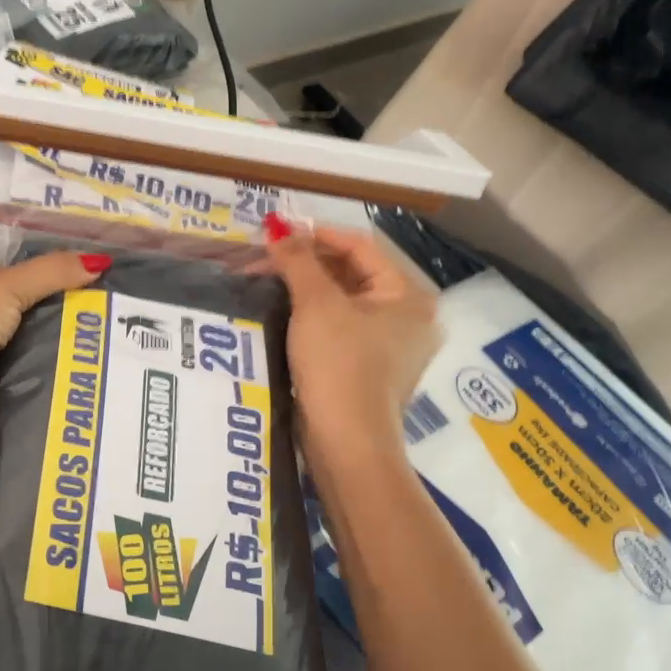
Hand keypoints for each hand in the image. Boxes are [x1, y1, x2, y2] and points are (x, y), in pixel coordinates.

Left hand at [0, 252, 108, 452]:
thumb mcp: (9, 285)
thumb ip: (52, 272)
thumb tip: (101, 260)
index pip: (17, 272)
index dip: (50, 275)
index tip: (92, 283)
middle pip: (26, 307)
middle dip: (59, 312)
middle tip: (106, 316)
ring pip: (29, 340)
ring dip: (58, 344)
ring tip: (106, 343)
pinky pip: (28, 371)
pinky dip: (49, 371)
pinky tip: (83, 370)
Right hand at [261, 215, 437, 449]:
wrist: (346, 442)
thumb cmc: (339, 363)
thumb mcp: (315, 303)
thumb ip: (297, 260)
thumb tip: (276, 228)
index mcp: (407, 295)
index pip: (360, 246)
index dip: (317, 234)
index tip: (276, 233)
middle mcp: (407, 316)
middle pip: (351, 271)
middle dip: (305, 261)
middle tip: (262, 258)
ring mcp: (390, 345)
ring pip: (342, 299)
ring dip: (303, 286)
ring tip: (264, 280)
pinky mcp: (368, 367)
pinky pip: (339, 325)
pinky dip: (310, 313)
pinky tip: (279, 310)